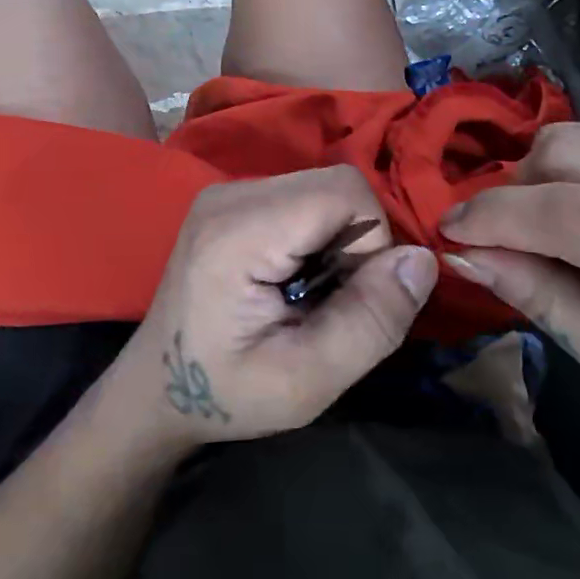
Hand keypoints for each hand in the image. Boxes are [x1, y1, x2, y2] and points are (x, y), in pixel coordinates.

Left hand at [112, 166, 438, 449]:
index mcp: (237, 230)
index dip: (370, 245)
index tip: (347, 302)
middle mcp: (229, 194)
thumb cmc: (225, 393)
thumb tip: (422, 259)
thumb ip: (369, 321)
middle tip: (326, 304)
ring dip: (336, 243)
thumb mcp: (307, 380)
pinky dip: (315, 238)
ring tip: (305, 298)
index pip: (346, 191)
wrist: (157, 390)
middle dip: (355, 244)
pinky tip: (289, 282)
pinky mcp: (229, 202)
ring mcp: (225, 193)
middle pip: (336, 186)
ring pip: (322, 191)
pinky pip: (300, 199)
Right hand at [440, 117, 579, 392]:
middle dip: (513, 191)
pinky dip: (567, 162)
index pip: (573, 216)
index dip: (496, 216)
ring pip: (571, 135)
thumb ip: (535, 297)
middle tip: (509, 231)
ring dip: (537, 175)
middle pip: (565, 156)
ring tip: (554, 216)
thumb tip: (460, 249)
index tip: (450, 229)